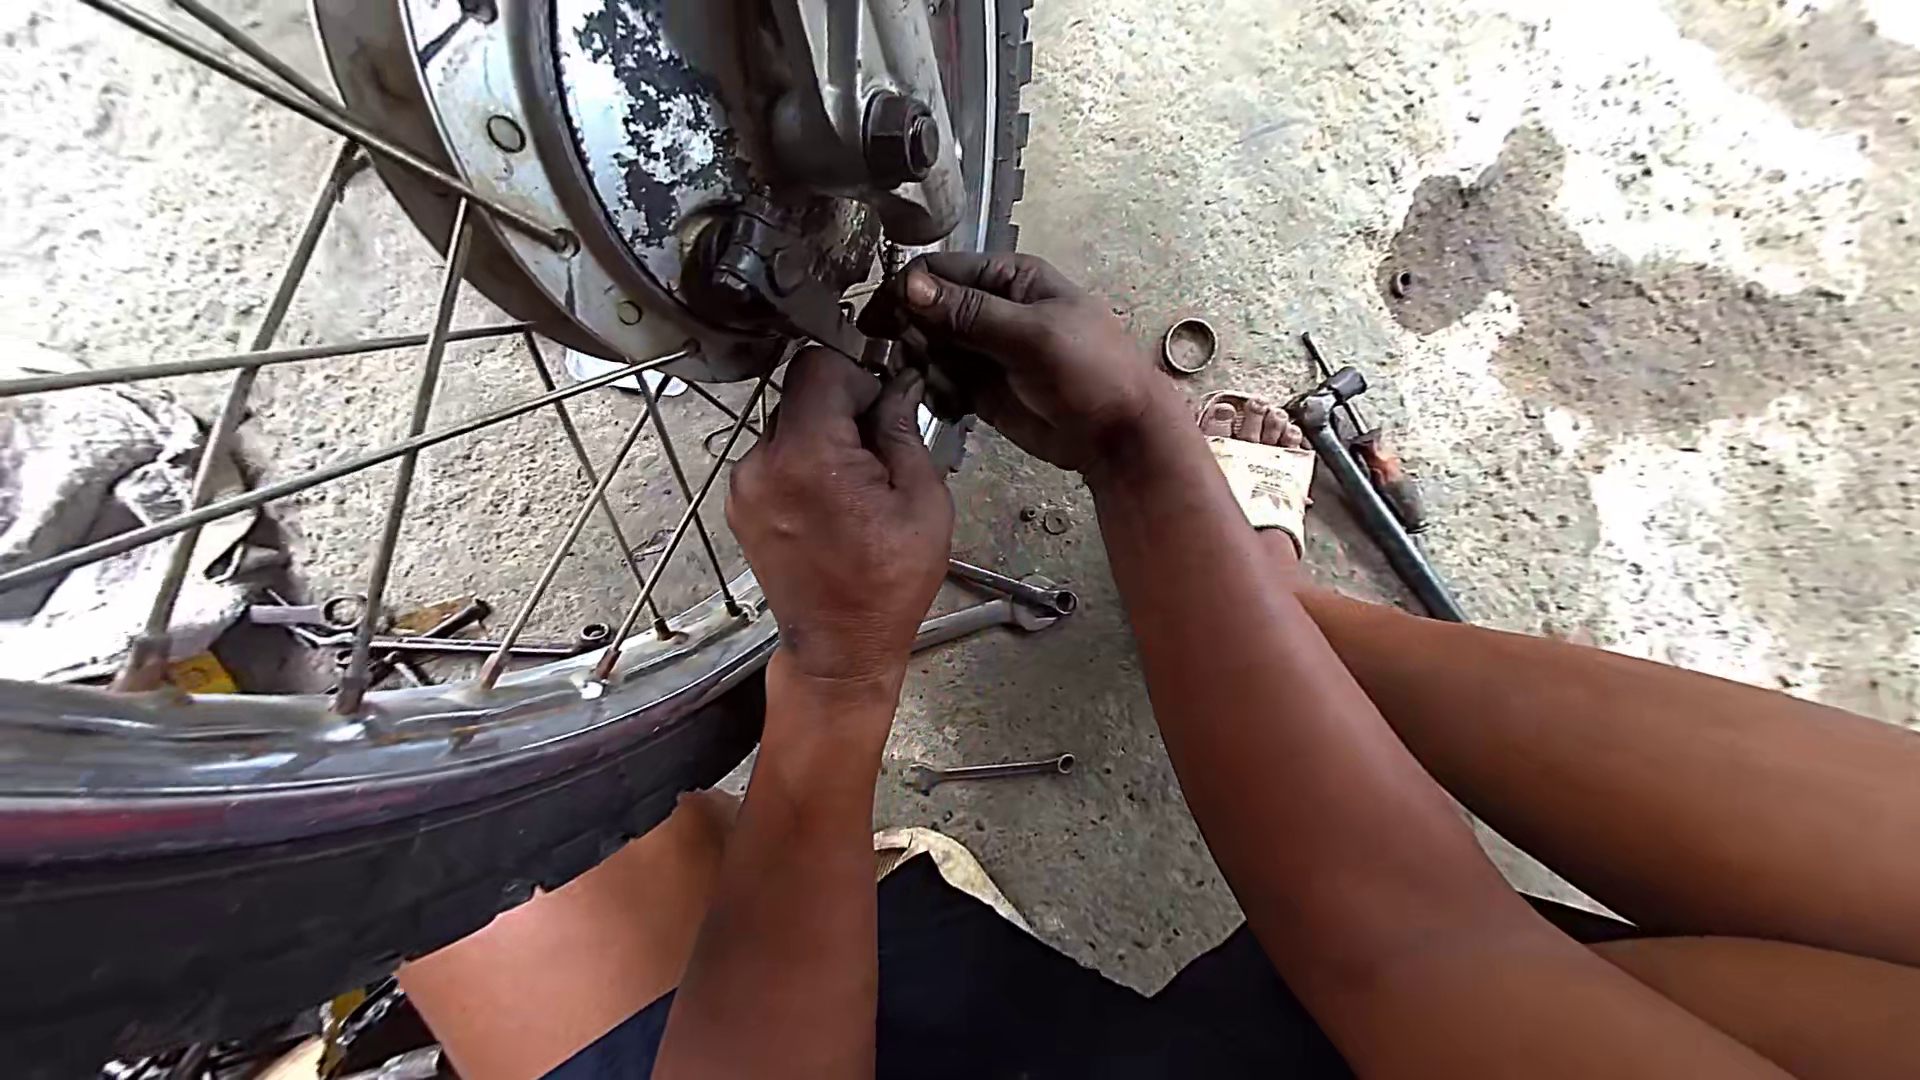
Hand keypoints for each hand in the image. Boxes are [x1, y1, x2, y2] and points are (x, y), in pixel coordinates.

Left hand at [726, 348, 952, 698]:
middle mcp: (762, 465)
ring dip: (822, 440)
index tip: (879, 408)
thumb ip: (903, 432)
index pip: (818, 366)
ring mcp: (744, 488)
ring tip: (854, 488)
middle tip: (876, 455)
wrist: (841, 645)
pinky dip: (802, 465)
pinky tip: (831, 503)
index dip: (857, 377)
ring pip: (786, 426)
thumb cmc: (887, 585)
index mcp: (808, 457)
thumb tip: (895, 390)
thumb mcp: (923, 503)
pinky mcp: (741, 506)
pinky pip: (773, 459)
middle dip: (842, 412)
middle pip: (800, 395)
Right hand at [861, 252, 1175, 474]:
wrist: (1115, 434)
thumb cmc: (1088, 370)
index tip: (882, 322)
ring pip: (929, 350)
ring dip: (923, 367)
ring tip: (938, 385)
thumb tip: (909, 286)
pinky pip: (942, 383)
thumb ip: (970, 312)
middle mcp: (988, 310)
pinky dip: (937, 393)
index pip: (940, 273)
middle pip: (928, 312)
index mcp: (1007, 279)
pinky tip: (951, 405)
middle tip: (909, 361)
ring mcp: (982, 352)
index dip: (907, 293)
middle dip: (912, 334)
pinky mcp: (979, 389)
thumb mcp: (1032, 334)